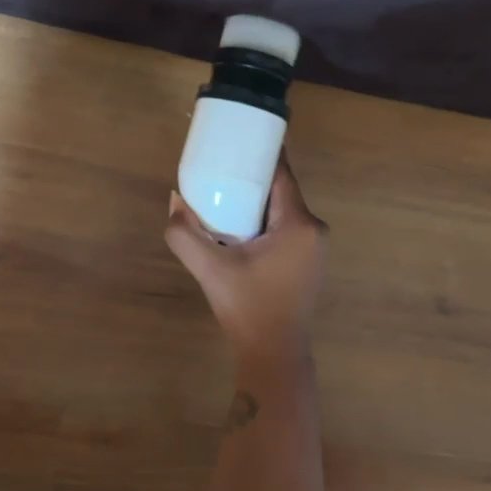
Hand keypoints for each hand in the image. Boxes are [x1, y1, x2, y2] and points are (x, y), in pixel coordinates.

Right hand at [166, 159, 328, 364]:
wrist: (274, 354)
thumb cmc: (247, 308)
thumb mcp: (210, 270)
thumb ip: (185, 235)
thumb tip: (174, 201)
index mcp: (298, 223)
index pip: (281, 175)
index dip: (262, 154)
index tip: (242, 136)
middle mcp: (315, 228)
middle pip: (283, 190)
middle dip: (255, 177)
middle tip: (225, 164)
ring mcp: (316, 246)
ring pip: (285, 209)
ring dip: (261, 200)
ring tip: (229, 191)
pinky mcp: (311, 260)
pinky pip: (289, 226)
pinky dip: (268, 219)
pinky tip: (244, 223)